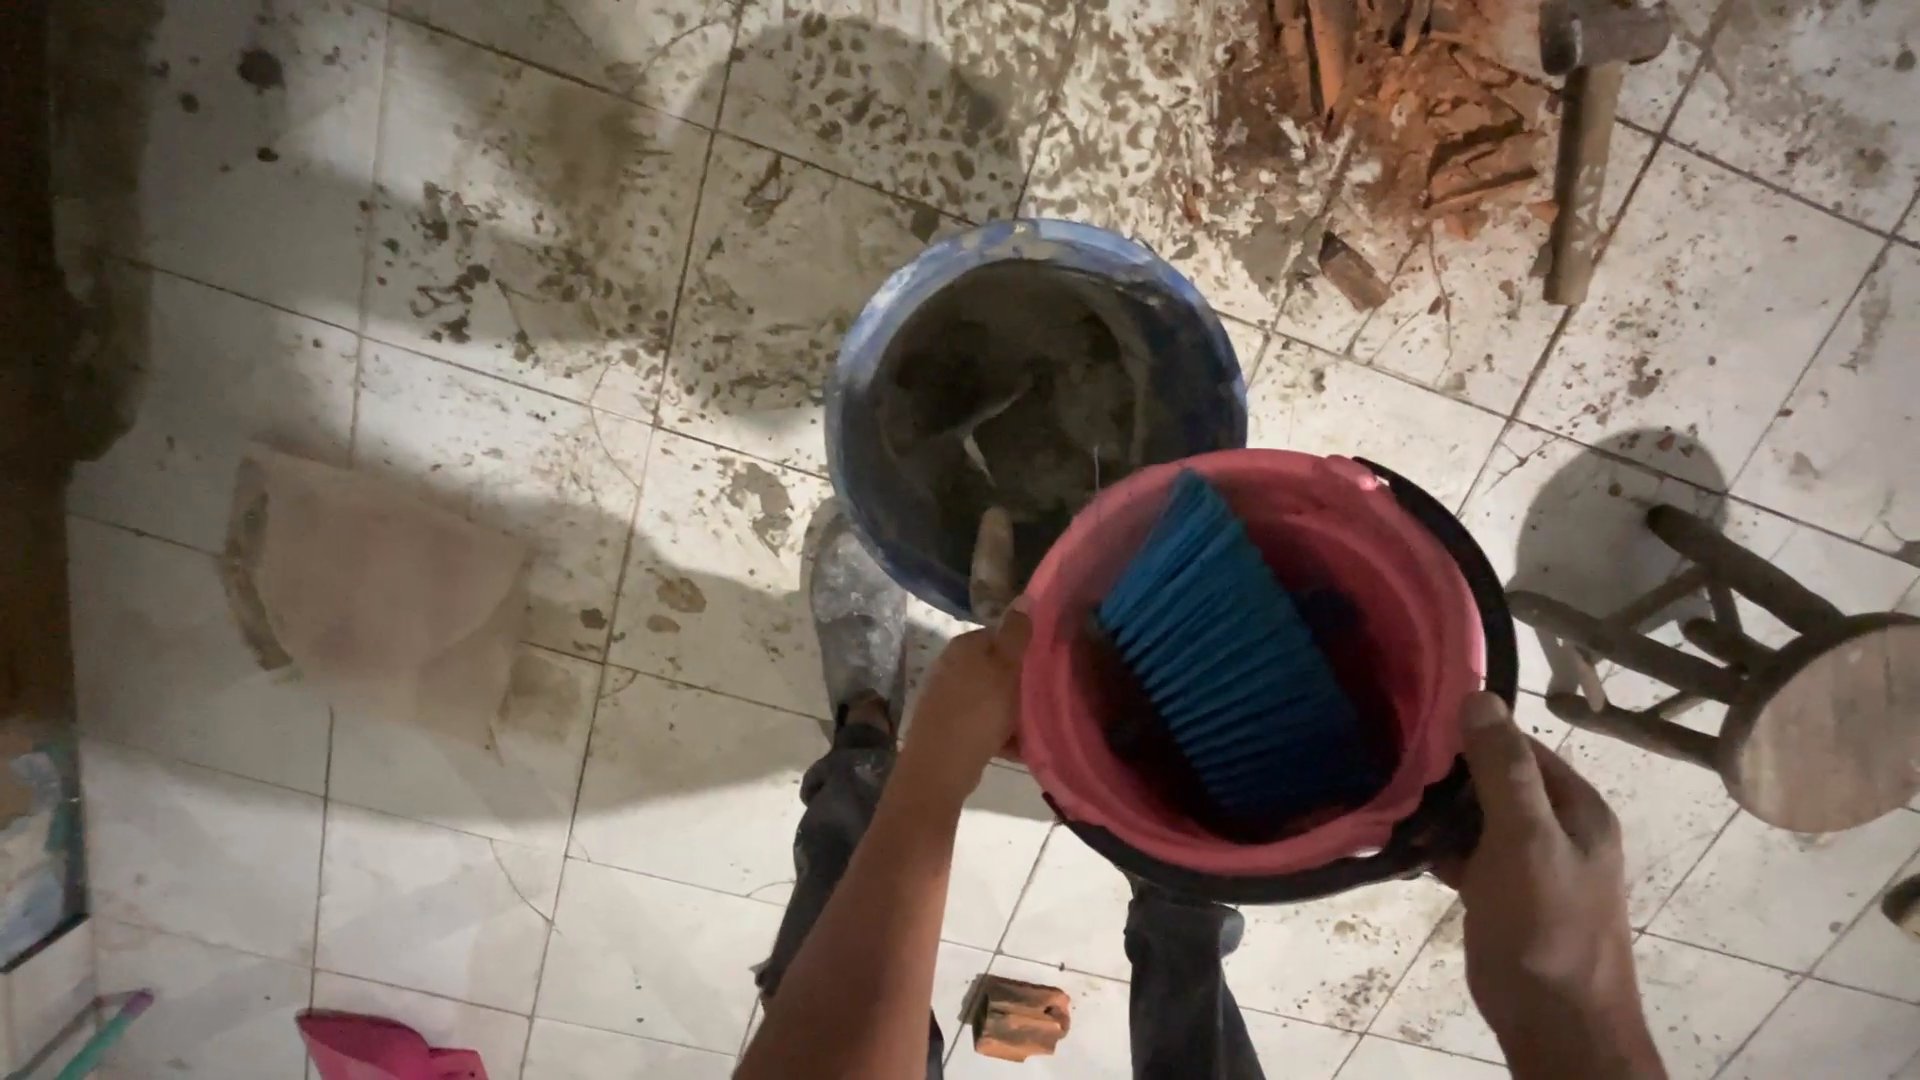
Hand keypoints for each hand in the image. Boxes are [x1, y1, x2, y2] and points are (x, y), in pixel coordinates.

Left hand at [896, 604, 1031, 806]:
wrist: (941, 764)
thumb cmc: (979, 710)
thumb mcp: (1005, 667)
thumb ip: (1016, 634)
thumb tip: (1023, 597)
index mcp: (964, 645)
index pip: (1000, 634)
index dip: (1025, 649)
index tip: (1046, 665)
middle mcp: (951, 665)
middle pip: (995, 667)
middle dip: (1019, 682)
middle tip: (1045, 697)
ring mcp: (946, 696)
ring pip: (990, 697)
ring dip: (1012, 711)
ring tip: (1036, 725)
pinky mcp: (948, 725)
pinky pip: (982, 722)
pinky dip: (999, 732)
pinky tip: (1018, 747)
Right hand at [1435, 693, 1663, 1079]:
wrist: (1552, 1020)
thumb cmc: (1545, 923)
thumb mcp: (1524, 837)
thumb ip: (1502, 769)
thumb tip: (1479, 695)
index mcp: (1576, 808)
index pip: (1518, 746)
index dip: (1472, 734)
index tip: (1418, 729)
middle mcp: (1555, 826)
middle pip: (1491, 776)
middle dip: (1446, 774)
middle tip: (1398, 768)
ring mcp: (1526, 858)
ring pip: (1471, 812)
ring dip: (1436, 809)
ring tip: (1394, 804)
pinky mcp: (1498, 886)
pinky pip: (1461, 846)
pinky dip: (1435, 842)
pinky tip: (1405, 844)